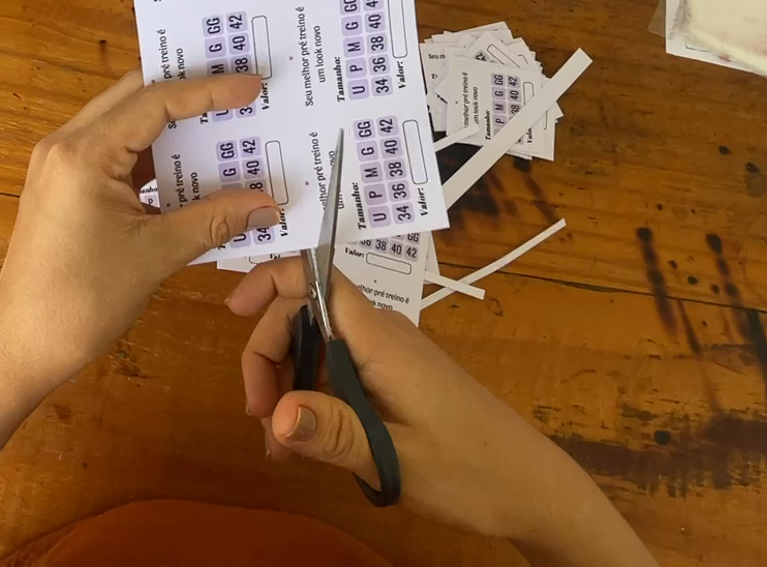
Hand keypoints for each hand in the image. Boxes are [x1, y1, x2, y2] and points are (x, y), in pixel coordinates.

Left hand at [0, 71, 279, 392]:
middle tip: (236, 88)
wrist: (20, 346)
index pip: (154, 100)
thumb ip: (214, 219)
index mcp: (84, 152)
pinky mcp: (63, 183)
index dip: (208, 89)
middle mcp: (66, 143)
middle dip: (187, 90)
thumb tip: (268, 204)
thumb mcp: (156, 255)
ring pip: (122, 121)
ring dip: (169, 121)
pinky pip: (113, 150)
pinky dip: (151, 152)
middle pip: (134, 96)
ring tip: (220, 120)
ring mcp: (60, 162)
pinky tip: (187, 164)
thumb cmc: (83, 300)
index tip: (252, 85)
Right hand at [229, 259, 654, 566]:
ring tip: (279, 445)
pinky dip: (309, 395)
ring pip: (313, 344)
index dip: (270, 279)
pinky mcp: (388, 374)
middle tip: (260, 421)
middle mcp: (376, 332)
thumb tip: (272, 417)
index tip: (233, 311)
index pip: (315, 278)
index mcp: (378, 337)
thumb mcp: (396, 458)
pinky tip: (304, 438)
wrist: (533, 489)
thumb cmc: (470, 470)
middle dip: (268, 356)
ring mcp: (383, 353)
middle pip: (301, 314)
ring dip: (286, 384)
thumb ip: (332, 432)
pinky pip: (334, 368)